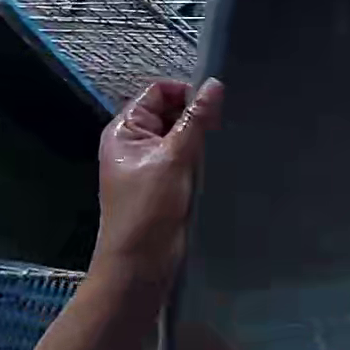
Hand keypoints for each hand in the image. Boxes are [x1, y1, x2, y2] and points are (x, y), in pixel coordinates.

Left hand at [92, 78, 222, 291]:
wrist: (141, 266)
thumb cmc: (149, 209)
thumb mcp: (174, 158)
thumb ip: (196, 119)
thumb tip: (215, 84)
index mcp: (125, 129)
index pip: (157, 92)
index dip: (184, 92)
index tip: (214, 104)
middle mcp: (135, 142)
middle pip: (170, 111)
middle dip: (196, 114)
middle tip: (223, 125)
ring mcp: (150, 163)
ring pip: (181, 135)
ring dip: (201, 137)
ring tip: (225, 141)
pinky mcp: (166, 182)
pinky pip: (186, 157)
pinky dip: (201, 155)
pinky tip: (220, 159)